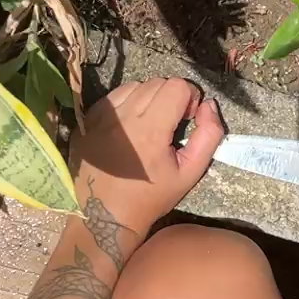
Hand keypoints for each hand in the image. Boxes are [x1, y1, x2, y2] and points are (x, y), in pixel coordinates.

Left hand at [70, 77, 224, 239]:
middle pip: (158, 82)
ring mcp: (102, 117)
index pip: (177, 86)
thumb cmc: (152, 197)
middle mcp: (124, 117)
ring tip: (150, 123)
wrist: (106, 215)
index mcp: (151, 130)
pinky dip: (128, 103)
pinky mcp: (88, 121)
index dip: (190, 98)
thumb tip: (209, 105)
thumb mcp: (191, 172)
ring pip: (136, 85)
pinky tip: (130, 125)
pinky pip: (114, 96)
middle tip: (172, 123)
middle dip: (172, 97)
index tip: (187, 119)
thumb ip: (209, 135)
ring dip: (150, 98)